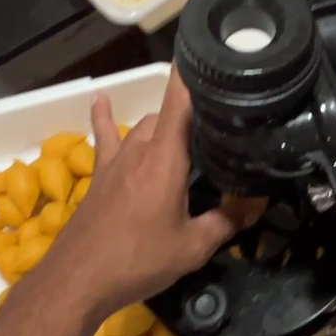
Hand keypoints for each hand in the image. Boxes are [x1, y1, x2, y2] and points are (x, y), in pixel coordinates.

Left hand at [23, 70, 259, 322]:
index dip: (195, 75)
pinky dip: (107, 117)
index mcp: (166, 157)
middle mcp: (140, 148)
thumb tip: (256, 204)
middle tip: (219, 126)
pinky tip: (102, 98)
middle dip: (192, 114)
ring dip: (163, 124)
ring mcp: (117, 159)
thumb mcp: (193, 246)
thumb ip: (227, 221)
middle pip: (167, 114)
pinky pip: (107, 137)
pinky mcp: (101, 174)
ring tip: (187, 131)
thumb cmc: (139, 259)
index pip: (181, 101)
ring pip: (144, 126)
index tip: (213, 56)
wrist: (79, 279)